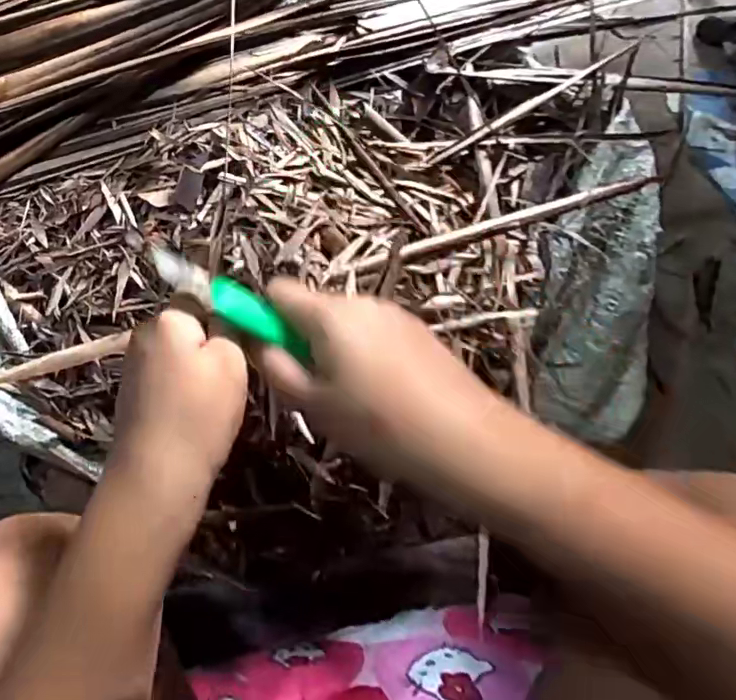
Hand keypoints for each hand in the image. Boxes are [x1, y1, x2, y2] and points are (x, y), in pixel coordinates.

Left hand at [109, 308, 247, 492]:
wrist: (157, 473)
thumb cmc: (199, 413)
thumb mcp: (231, 362)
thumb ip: (228, 328)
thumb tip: (222, 315)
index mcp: (167, 318)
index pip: (199, 298)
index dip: (222, 318)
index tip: (239, 346)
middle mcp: (143, 332)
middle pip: (186, 328)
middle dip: (207, 346)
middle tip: (229, 378)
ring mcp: (133, 362)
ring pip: (176, 355)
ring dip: (194, 371)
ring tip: (211, 404)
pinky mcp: (131, 391)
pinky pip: (164, 378)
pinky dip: (179, 391)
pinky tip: (191, 417)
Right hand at [254, 279, 533, 510]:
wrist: (478, 446)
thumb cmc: (383, 427)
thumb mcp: (314, 405)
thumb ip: (276, 367)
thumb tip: (257, 342)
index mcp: (328, 313)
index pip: (275, 289)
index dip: (263, 316)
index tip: (270, 353)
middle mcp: (359, 301)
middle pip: (309, 306)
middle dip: (300, 338)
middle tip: (312, 388)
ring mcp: (392, 313)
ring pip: (341, 323)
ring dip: (332, 348)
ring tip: (351, 399)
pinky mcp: (418, 330)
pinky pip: (371, 332)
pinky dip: (364, 355)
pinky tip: (384, 397)